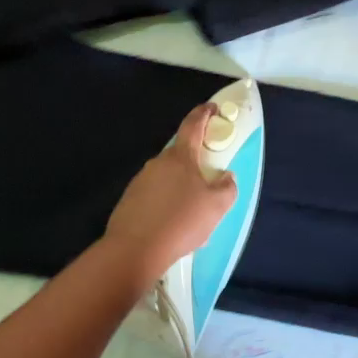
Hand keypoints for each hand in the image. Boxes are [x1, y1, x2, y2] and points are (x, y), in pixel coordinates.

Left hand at [100, 103, 239, 288]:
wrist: (135, 249)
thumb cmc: (181, 221)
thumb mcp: (216, 207)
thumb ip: (227, 188)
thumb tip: (226, 177)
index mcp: (180, 157)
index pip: (193, 124)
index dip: (204, 114)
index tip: (212, 109)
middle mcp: (158, 162)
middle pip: (180, 154)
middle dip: (194, 162)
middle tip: (208, 180)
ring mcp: (141, 180)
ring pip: (166, 176)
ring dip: (179, 185)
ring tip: (190, 210)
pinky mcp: (130, 198)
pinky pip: (154, 193)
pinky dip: (165, 201)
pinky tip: (171, 222)